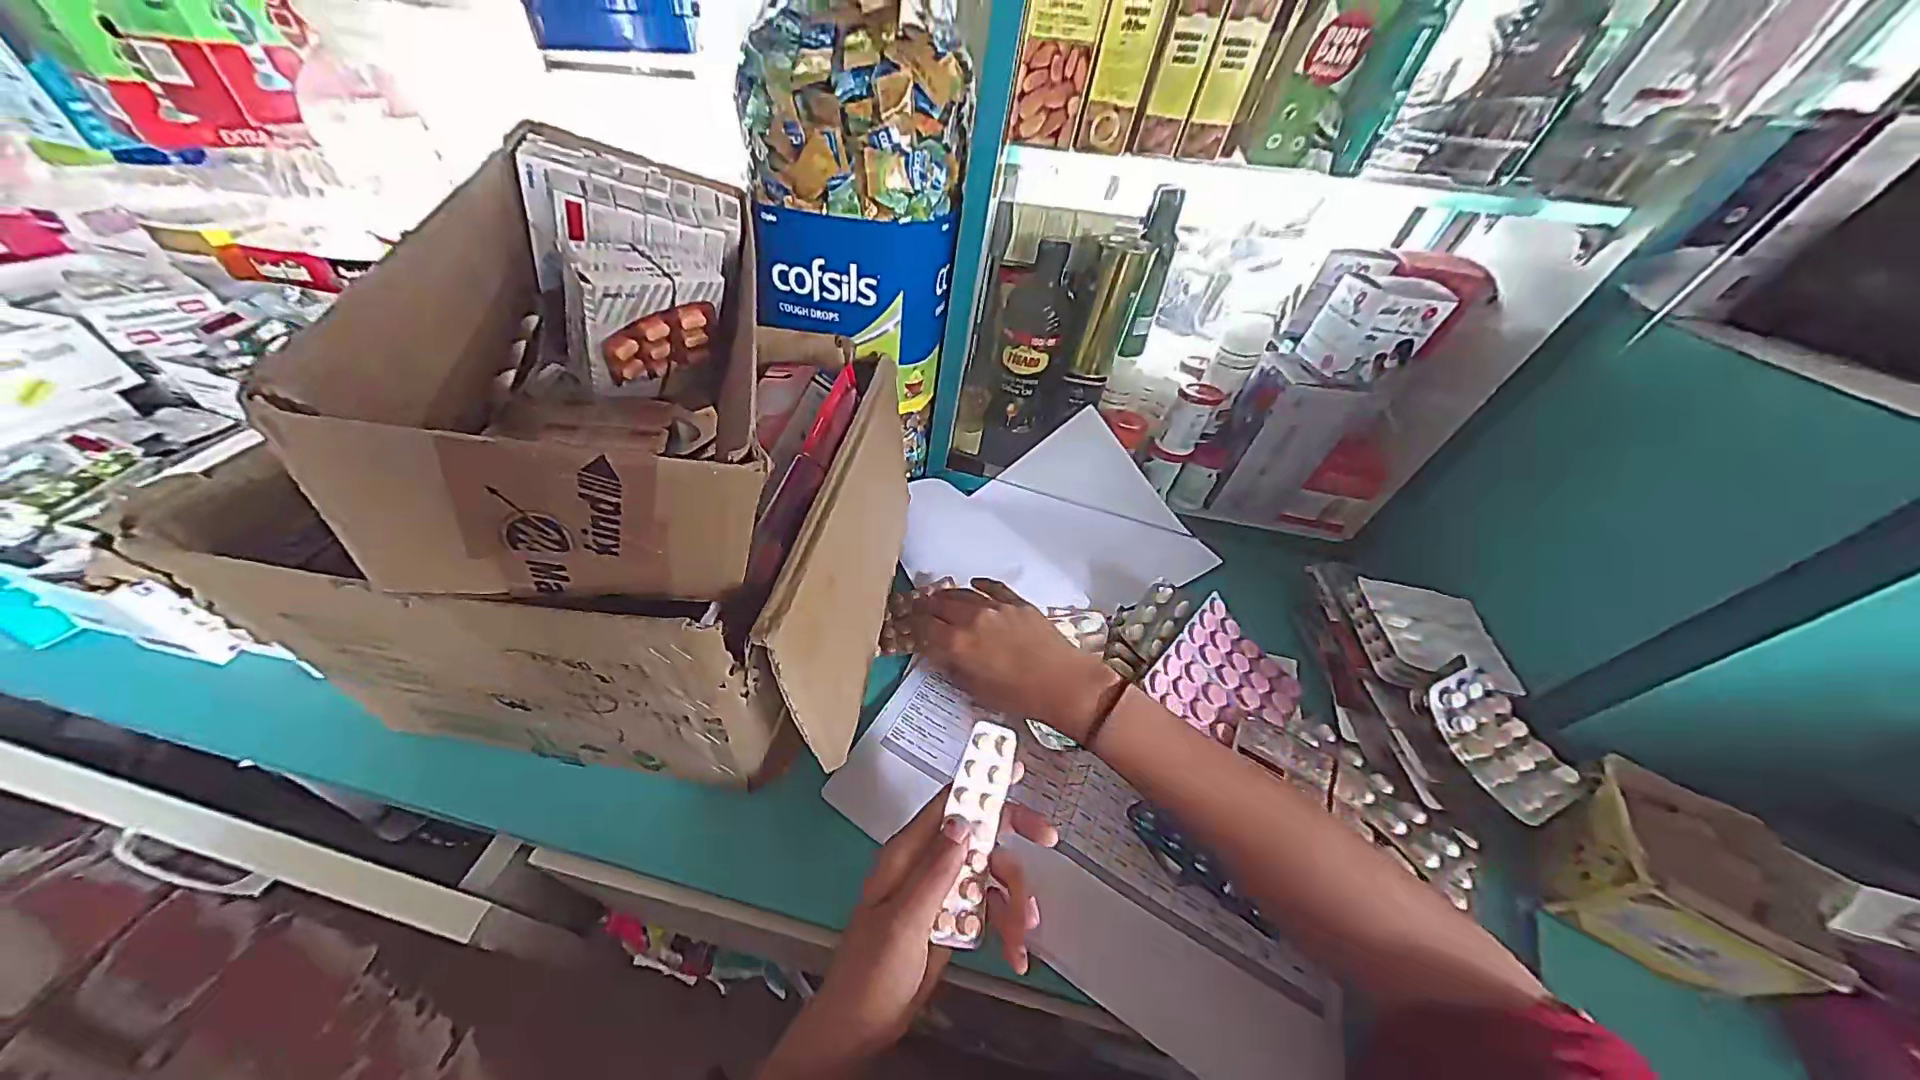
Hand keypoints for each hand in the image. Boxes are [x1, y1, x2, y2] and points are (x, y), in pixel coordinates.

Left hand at [759, 784, 1057, 1079]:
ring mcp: (943, 892)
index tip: (1013, 769)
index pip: (948, 805)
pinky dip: (1007, 928)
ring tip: (1023, 936)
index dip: (980, 782)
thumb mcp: (903, 919)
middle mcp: (928, 865)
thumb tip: (963, 821)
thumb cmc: (871, 971)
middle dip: (1014, 844)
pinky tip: (1015, 953)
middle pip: (980, 837)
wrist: (861, 1027)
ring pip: (992, 877)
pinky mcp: (954, 919)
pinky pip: (991, 909)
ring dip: (1014, 903)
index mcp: (908, 854)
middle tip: (1049, 839)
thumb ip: (935, 870)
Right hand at [912, 579, 1122, 742]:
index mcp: (958, 644)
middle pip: (940, 604)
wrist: (1063, 684)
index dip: (913, 625)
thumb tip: (941, 656)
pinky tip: (974, 585)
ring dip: (948, 594)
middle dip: (926, 606)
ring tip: (940, 595)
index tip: (909, 625)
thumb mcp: (976, 691)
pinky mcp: (1018, 603)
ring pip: (963, 593)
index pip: (925, 628)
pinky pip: (993, 587)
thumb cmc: (1019, 697)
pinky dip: (979, 585)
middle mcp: (973, 620)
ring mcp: (997, 607)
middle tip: (919, 607)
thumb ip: (954, 669)